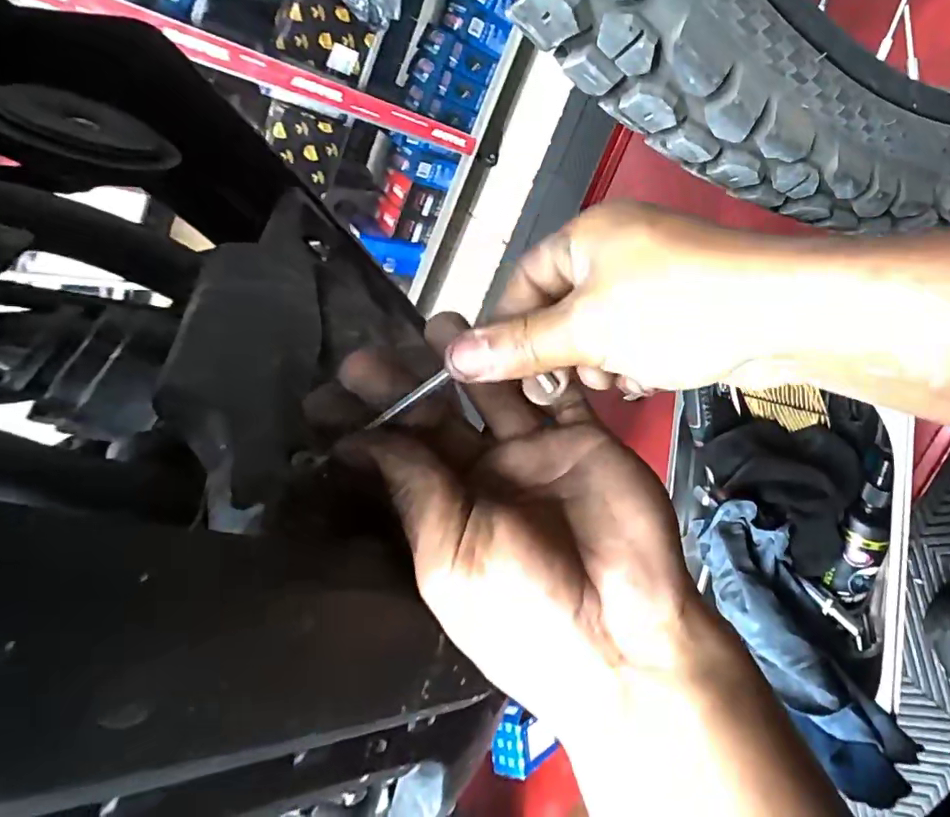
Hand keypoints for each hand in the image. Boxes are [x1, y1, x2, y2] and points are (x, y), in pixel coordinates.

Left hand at [329, 313, 708, 731]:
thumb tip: (362, 441)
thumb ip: (418, 489)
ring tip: (441, 323)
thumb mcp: (453, 557)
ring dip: (473, 361)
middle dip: (408, 385)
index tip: (328, 393)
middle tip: (371, 352)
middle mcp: (489, 477)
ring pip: (498, 395)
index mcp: (448, 512)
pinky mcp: (585, 437)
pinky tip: (512, 336)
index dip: (368, 426)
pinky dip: (539, 366)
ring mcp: (539, 454)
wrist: (622, 625)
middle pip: (443, 419)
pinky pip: (559, 393)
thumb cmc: (522, 606)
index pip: (401, 459)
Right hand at [441, 203, 804, 400]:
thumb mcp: (588, 330)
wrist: (779, 314)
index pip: (522, 282)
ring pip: (603, 328)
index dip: (511, 330)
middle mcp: (618, 247)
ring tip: (623, 380)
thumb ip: (523, 344)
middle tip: (576, 386)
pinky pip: (640, 333)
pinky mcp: (686, 302)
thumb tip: (453, 355)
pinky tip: (651, 378)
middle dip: (566, 353)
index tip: (509, 378)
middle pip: (563, 307)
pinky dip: (638, 358)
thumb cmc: (676, 310)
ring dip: (604, 361)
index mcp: (585, 236)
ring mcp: (656, 274)